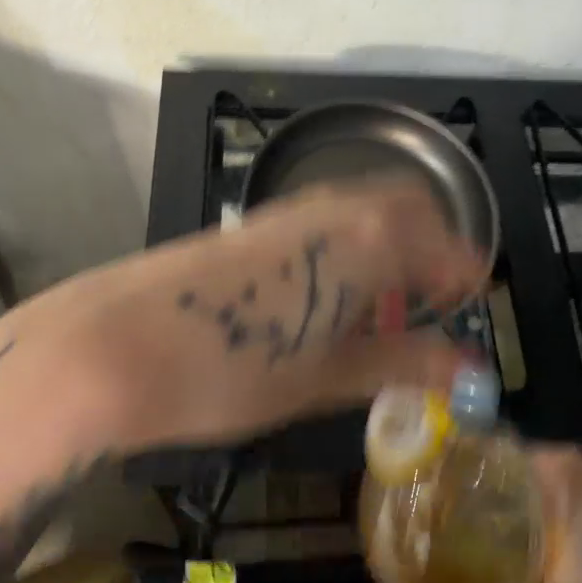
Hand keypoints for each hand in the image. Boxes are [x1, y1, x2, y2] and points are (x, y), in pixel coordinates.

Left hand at [0, 182, 490, 454]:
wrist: (115, 345)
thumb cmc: (232, 369)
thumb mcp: (326, 377)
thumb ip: (402, 363)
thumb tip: (466, 372)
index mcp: (370, 240)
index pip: (444, 244)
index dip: (464, 277)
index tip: (465, 312)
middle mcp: (336, 208)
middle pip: (407, 206)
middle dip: (432, 246)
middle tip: (430, 304)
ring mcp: (290, 208)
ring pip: (364, 207)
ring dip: (388, 243)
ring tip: (378, 308)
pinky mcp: (254, 221)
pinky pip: (325, 218)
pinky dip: (348, 244)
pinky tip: (324, 298)